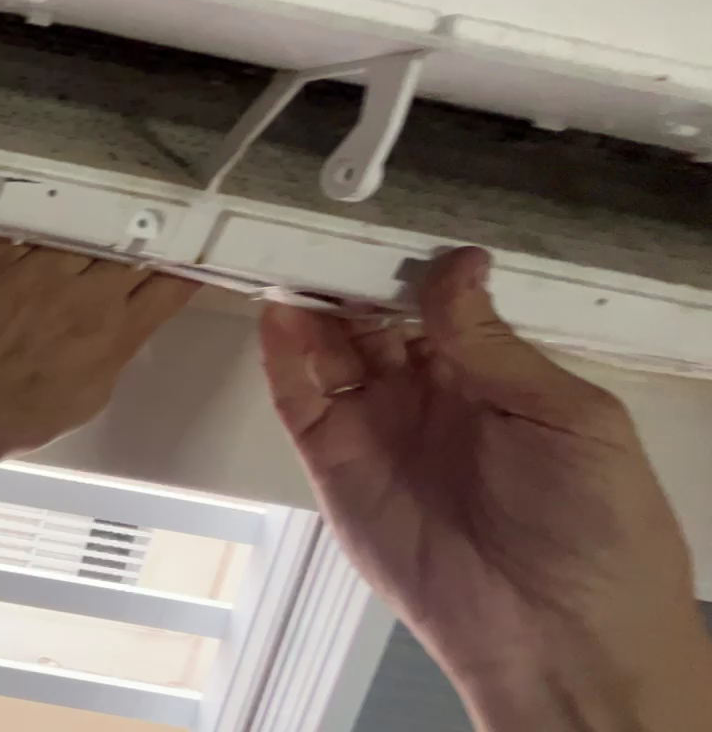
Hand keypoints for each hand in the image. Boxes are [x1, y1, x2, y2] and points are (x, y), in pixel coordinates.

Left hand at [0, 238, 198, 466]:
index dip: (181, 267)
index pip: (167, 287)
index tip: (185, 254)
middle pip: (127, 251)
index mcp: (113, 332)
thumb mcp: (90, 393)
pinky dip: (42, 228)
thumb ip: (114, 349)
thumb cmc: (23, 414)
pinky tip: (46, 221)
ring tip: (92, 224)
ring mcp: (35, 269)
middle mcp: (82, 294)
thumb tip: (124, 320)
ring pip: (80, 233)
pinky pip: (29, 228)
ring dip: (90, 232)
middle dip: (136, 243)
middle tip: (139, 232)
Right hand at [260, 246, 711, 730]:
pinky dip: (279, 351)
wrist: (549, 637)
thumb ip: (493, 343)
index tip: (375, 233)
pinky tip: (277, 316)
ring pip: (323, 347)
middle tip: (315, 239)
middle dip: (341, 280)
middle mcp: (421, 392)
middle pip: (366, 319)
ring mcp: (369, 420)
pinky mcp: (327, 449)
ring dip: (304, 306)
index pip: (430, 307)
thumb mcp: (570, 421)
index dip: (402, 270)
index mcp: (486, 378)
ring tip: (286, 265)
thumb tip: (459, 266)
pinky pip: (294, 391)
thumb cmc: (593, 533)